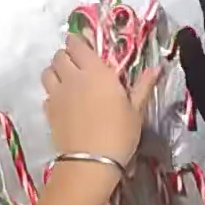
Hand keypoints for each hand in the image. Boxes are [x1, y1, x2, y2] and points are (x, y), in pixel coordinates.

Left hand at [41, 32, 161, 165]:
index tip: (85, 46)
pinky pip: (46, 94)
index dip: (79, 41)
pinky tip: (63, 103)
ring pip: (47, 72)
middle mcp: (73, 78)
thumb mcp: (136, 111)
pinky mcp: (49, 112)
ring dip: (55, 72)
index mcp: (96, 72)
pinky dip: (52, 94)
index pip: (78, 44)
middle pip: (59, 55)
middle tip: (78, 65)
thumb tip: (157, 68)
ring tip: (67, 81)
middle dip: (67, 56)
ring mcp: (57, 95)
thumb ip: (142, 86)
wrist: (91, 163)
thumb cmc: (119, 135)